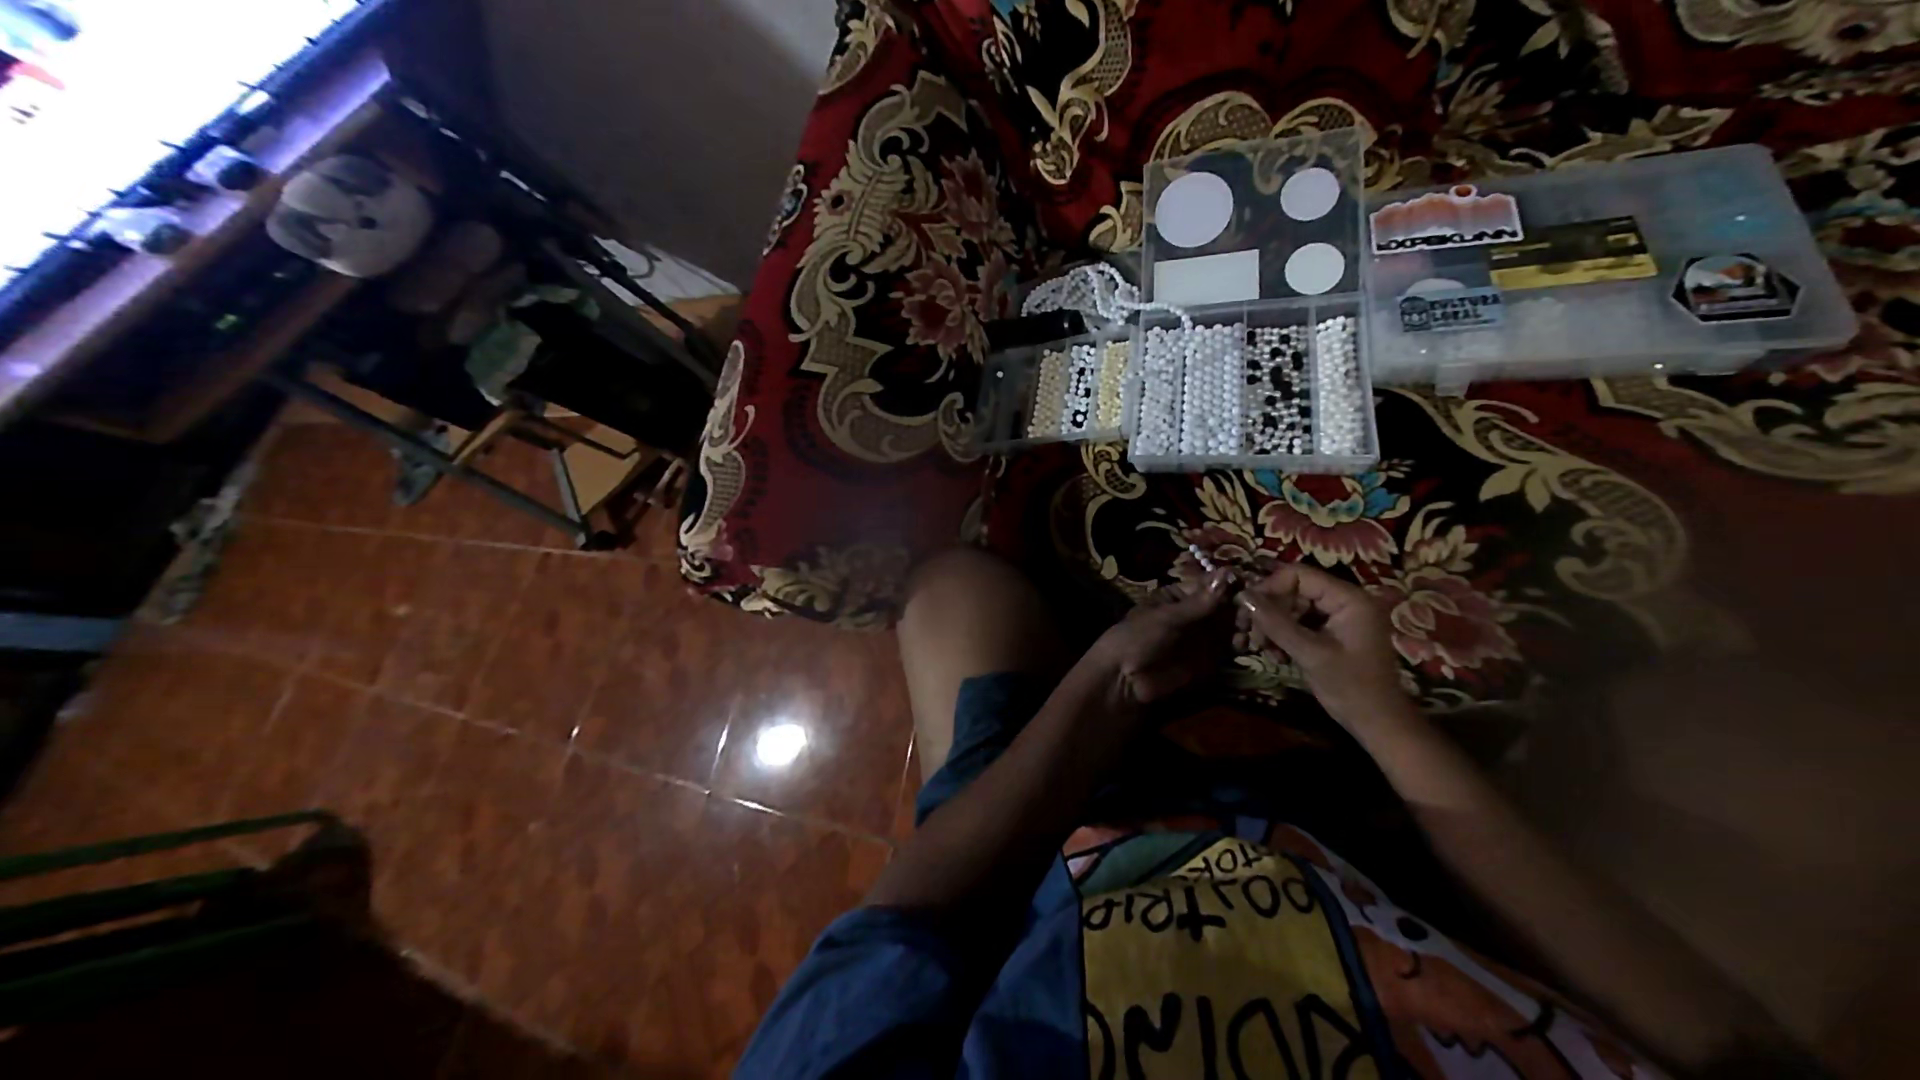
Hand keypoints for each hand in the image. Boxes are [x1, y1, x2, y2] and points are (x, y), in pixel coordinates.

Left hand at [1085, 569, 1236, 706]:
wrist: (1125, 680)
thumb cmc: (1137, 638)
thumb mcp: (1167, 617)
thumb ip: (1199, 602)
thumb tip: (1226, 574)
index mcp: (1178, 596)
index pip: (1209, 586)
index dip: (1229, 585)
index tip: (1249, 586)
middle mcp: (1194, 614)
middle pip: (1225, 606)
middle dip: (1239, 607)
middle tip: (1251, 612)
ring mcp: (1203, 636)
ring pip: (1231, 626)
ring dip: (1243, 626)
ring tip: (1248, 629)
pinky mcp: (1210, 659)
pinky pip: (1231, 648)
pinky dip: (1241, 645)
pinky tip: (1246, 644)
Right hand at [1234, 563, 1411, 728]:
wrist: (1378, 723)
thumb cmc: (1350, 687)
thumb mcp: (1310, 654)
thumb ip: (1276, 623)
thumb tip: (1243, 596)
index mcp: (1350, 599)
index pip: (1299, 575)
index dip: (1269, 588)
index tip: (1247, 611)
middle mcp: (1346, 601)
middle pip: (1294, 590)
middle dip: (1268, 610)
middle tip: (1246, 632)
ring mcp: (1340, 618)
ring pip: (1294, 607)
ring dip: (1272, 625)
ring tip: (1257, 646)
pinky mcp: (1334, 633)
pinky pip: (1301, 623)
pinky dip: (1284, 636)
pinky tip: (1273, 654)